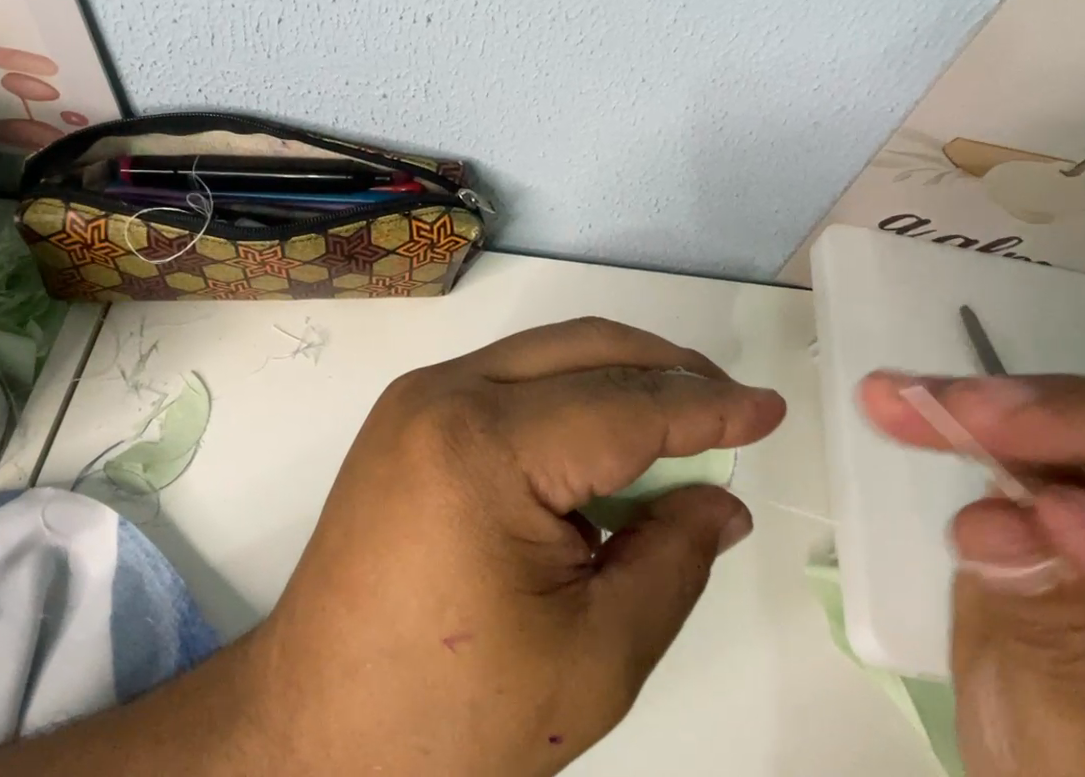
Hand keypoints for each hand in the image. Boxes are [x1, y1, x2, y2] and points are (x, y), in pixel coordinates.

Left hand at [250, 318, 785, 774]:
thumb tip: (719, 502)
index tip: (770, 412)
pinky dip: (568, 400)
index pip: (626, 407)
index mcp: (484, 446)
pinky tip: (605, 448)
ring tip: (681, 427)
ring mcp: (414, 405)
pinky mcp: (404, 425)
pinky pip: (507, 384)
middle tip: (730, 412)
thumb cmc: (451, 714)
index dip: (708, 409)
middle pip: (584, 352)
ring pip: (545, 357)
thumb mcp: (595, 654)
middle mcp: (442, 397)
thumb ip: (673, 560)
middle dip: (667, 373)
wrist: (314, 733)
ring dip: (618, 379)